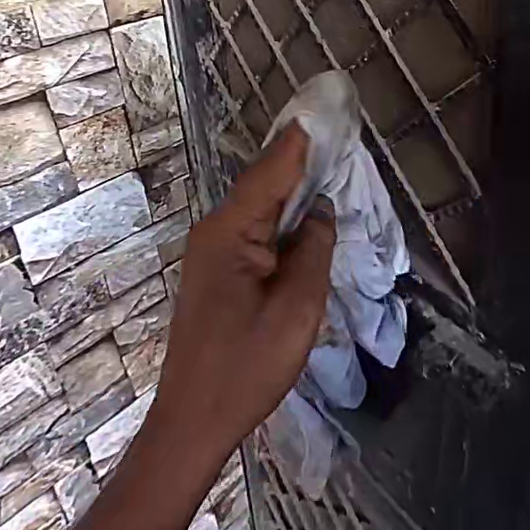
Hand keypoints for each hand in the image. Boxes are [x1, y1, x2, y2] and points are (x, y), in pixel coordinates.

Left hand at [146, 126, 334, 467]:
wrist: (193, 421)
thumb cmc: (247, 366)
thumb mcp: (297, 308)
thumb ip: (314, 248)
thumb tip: (322, 209)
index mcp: (230, 231)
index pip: (272, 171)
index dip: (301, 140)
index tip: (324, 108)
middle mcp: (214, 228)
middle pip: (263, 182)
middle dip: (300, 159)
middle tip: (336, 132)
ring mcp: (211, 248)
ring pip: (258, 204)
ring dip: (292, 187)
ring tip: (327, 162)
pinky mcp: (216, 266)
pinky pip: (253, 226)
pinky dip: (281, 215)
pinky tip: (303, 212)